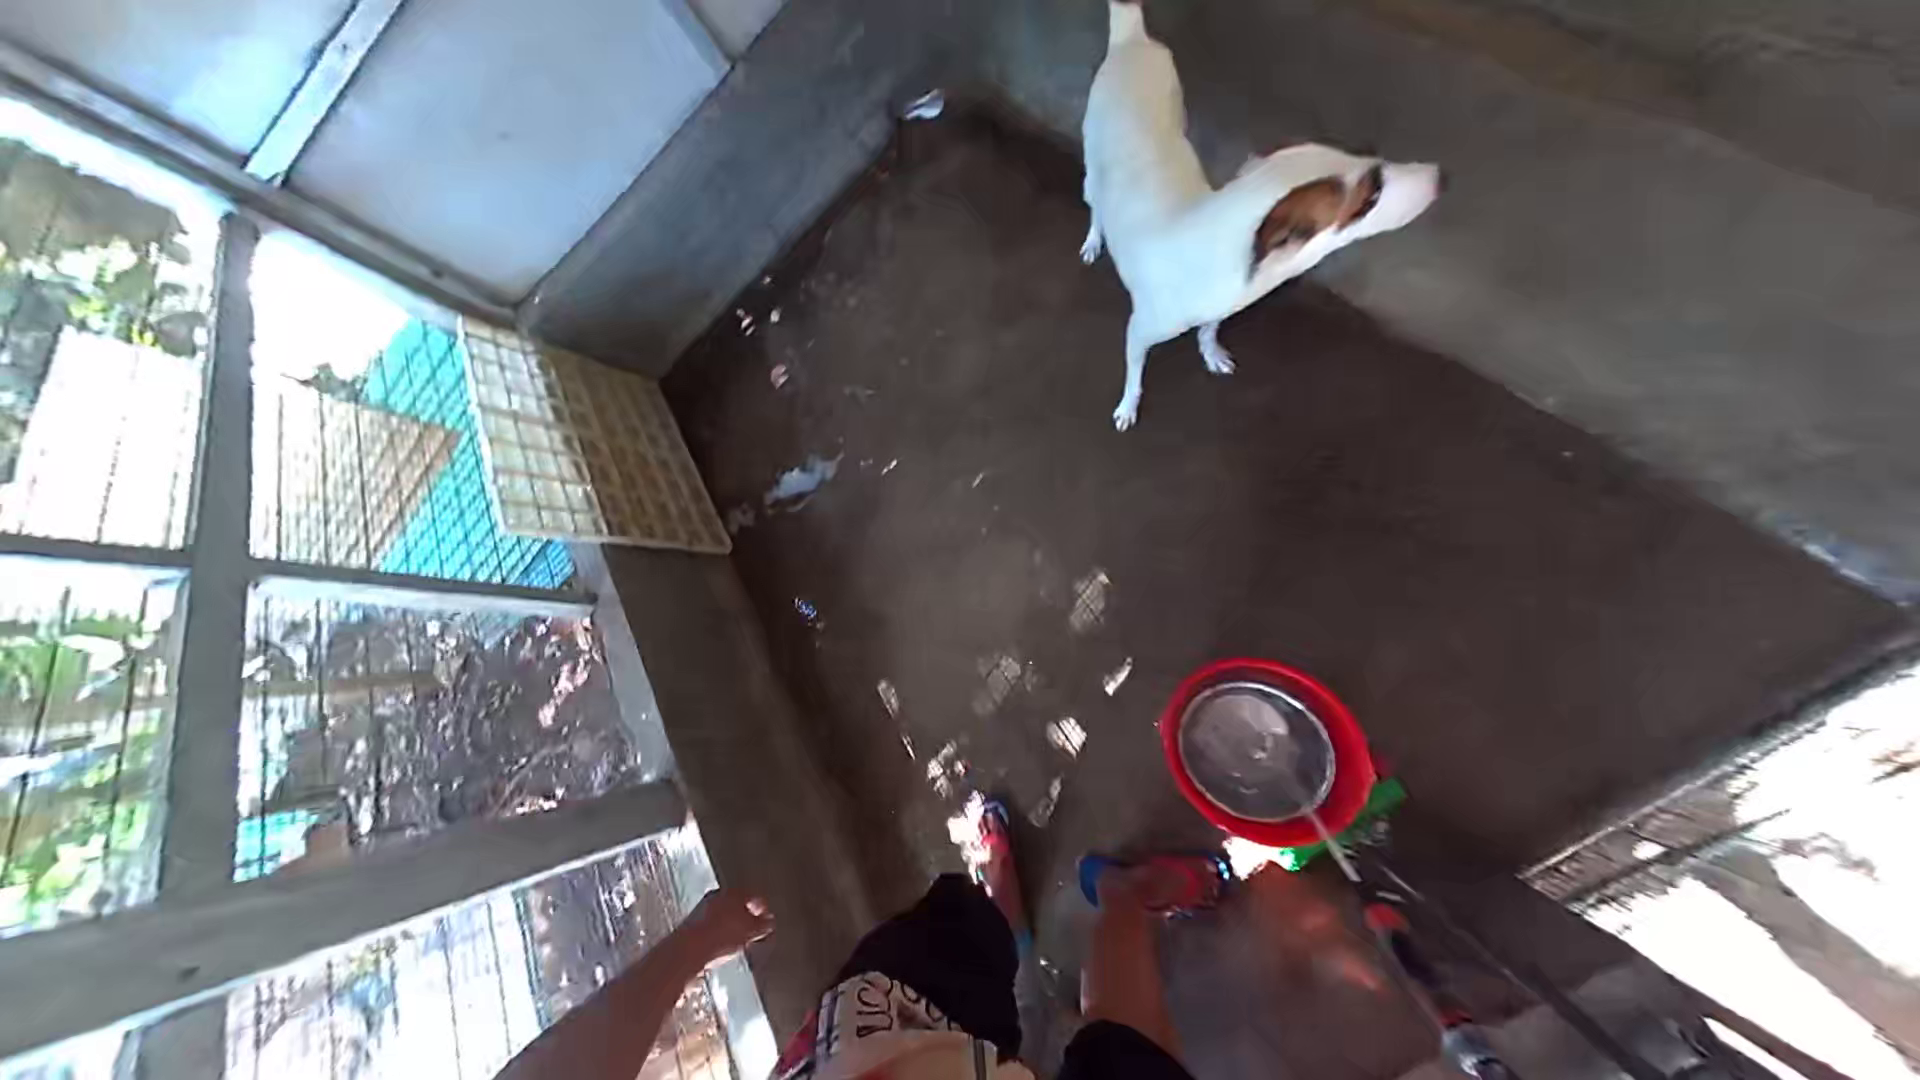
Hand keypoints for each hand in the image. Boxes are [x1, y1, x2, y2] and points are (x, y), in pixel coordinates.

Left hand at [680, 888, 773, 962]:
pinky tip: (720, 944)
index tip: (766, 919)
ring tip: (736, 939)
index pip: (755, 895)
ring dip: (731, 923)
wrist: (688, 951)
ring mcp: (703, 907)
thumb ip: (764, 925)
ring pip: (723, 912)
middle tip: (752, 929)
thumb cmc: (722, 936)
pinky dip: (717, 931)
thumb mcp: (751, 932)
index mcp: (736, 891)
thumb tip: (769, 922)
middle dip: (746, 915)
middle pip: (738, 902)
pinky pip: (710, 924)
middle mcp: (719, 894)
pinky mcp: (691, 922)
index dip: (763, 908)